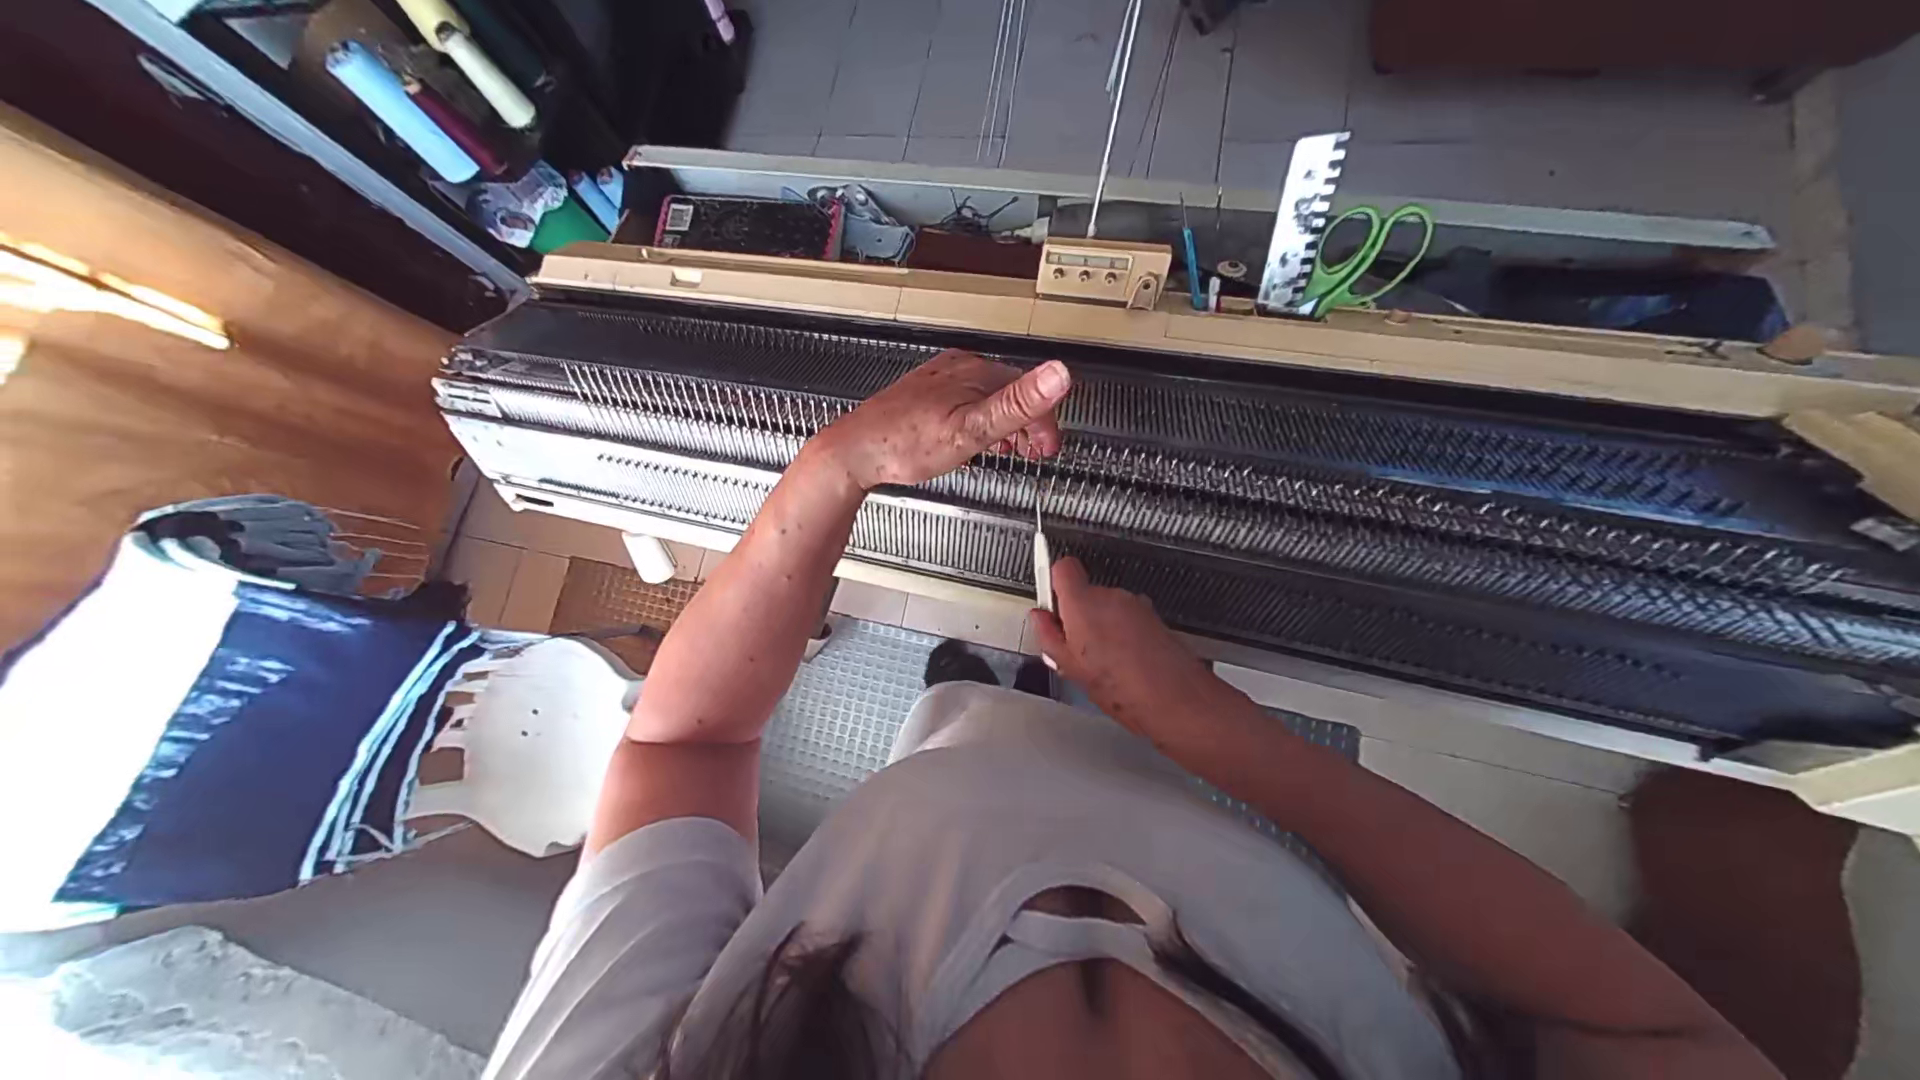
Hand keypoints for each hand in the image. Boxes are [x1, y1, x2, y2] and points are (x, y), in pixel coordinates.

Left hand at [808, 350, 1071, 489]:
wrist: (856, 451)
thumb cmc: (904, 444)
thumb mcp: (971, 430)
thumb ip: (1018, 405)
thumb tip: (1058, 374)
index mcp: (974, 373)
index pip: (1029, 389)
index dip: (1045, 423)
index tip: (1047, 448)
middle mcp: (957, 369)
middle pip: (1011, 391)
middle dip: (1028, 423)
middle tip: (1034, 452)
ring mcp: (939, 380)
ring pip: (987, 397)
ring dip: (1005, 423)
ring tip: (1010, 448)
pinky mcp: (926, 394)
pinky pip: (965, 402)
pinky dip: (980, 421)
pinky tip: (973, 439)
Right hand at [1026, 557, 1230, 745]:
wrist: (1174, 699)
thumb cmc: (1124, 687)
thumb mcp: (1069, 667)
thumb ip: (1049, 635)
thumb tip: (1039, 619)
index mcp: (1083, 603)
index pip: (1062, 568)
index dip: (1053, 582)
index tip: (1050, 603)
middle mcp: (1110, 596)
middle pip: (1085, 591)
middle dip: (1078, 614)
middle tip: (1075, 647)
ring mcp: (1135, 604)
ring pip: (1107, 607)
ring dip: (1101, 626)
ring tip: (1101, 662)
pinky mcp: (1152, 616)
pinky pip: (1126, 618)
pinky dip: (1121, 633)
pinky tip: (1122, 663)